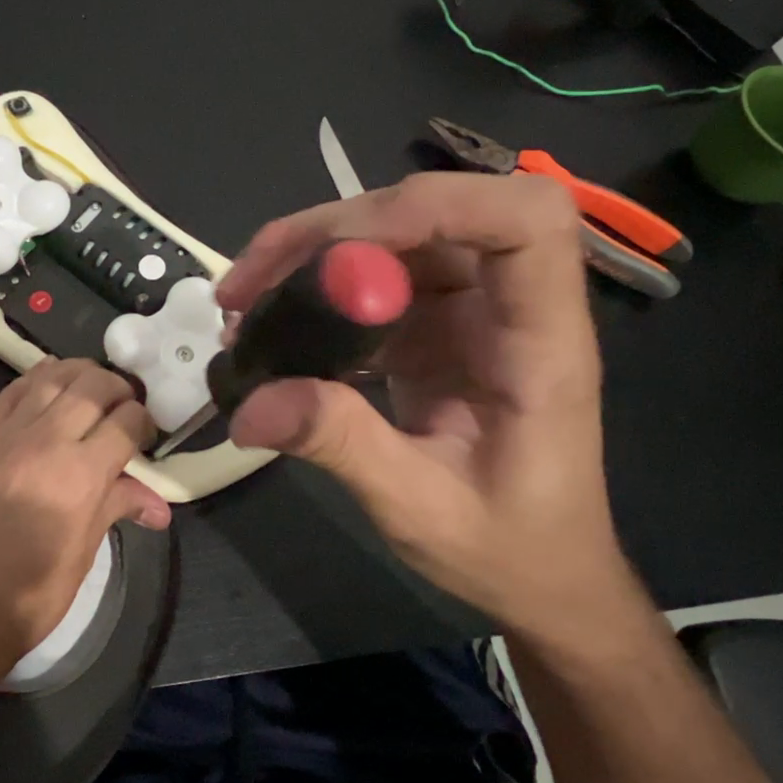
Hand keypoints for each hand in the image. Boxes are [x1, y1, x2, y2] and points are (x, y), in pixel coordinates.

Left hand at [0, 358, 169, 671]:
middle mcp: (44, 441)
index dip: (144, 422)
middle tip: (126, 407)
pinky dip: (38, 380)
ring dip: (81, 374)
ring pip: (52, 377)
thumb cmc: (30, 593)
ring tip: (95, 388)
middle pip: (92, 386)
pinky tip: (51, 388)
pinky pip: (13, 391)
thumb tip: (159, 504)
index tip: (147, 436)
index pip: (125, 421)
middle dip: (119, 389)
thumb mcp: (84, 553)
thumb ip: (117, 507)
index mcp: (79, 475)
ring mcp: (6, 435)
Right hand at [217, 172, 636, 641]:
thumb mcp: (420, 509)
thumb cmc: (510, 549)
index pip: (523, 221)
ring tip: (242, 299)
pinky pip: (370, 281)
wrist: (538, 575)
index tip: (343, 250)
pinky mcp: (433, 327)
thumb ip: (342, 446)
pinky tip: (267, 325)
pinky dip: (313, 291)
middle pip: (434, 214)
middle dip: (334, 230)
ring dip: (311, 254)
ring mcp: (469, 311)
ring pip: (392, 239)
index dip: (437, 207)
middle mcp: (508, 306)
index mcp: (540, 342)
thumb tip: (248, 405)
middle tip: (249, 282)